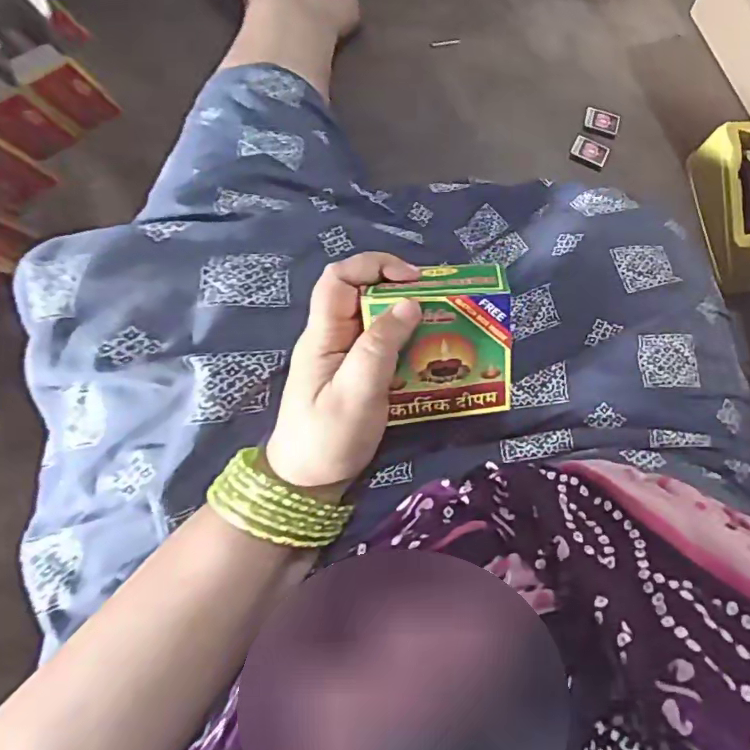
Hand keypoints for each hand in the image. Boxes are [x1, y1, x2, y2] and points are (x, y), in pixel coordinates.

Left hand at [267, 254, 423, 495]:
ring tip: (443, 325)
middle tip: (440, 302)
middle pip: (363, 293)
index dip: (375, 266)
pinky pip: (384, 344)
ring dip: (409, 316)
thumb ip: (381, 346)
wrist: (306, 483)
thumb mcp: (356, 392)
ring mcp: (346, 356)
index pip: (339, 278)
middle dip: (401, 289)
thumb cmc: (327, 439)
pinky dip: (408, 341)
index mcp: (323, 335)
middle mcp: (333, 337)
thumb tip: (410, 303)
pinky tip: (430, 353)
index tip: (414, 280)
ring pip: (377, 318)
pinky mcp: (359, 373)